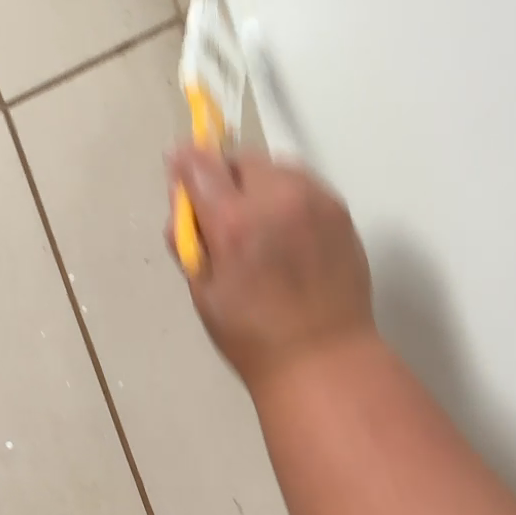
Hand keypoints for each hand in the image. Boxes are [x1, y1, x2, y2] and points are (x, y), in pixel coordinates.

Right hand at [166, 144, 375, 386]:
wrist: (319, 354)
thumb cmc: (248, 335)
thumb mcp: (203, 293)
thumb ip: (189, 242)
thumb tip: (182, 205)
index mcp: (235, 223)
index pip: (202, 167)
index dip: (185, 162)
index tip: (176, 163)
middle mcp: (278, 199)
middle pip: (243, 160)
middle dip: (224, 177)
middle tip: (218, 214)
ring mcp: (315, 200)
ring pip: (276, 169)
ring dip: (256, 186)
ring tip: (255, 228)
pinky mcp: (339, 210)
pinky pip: (302, 187)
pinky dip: (284, 199)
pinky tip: (283, 237)